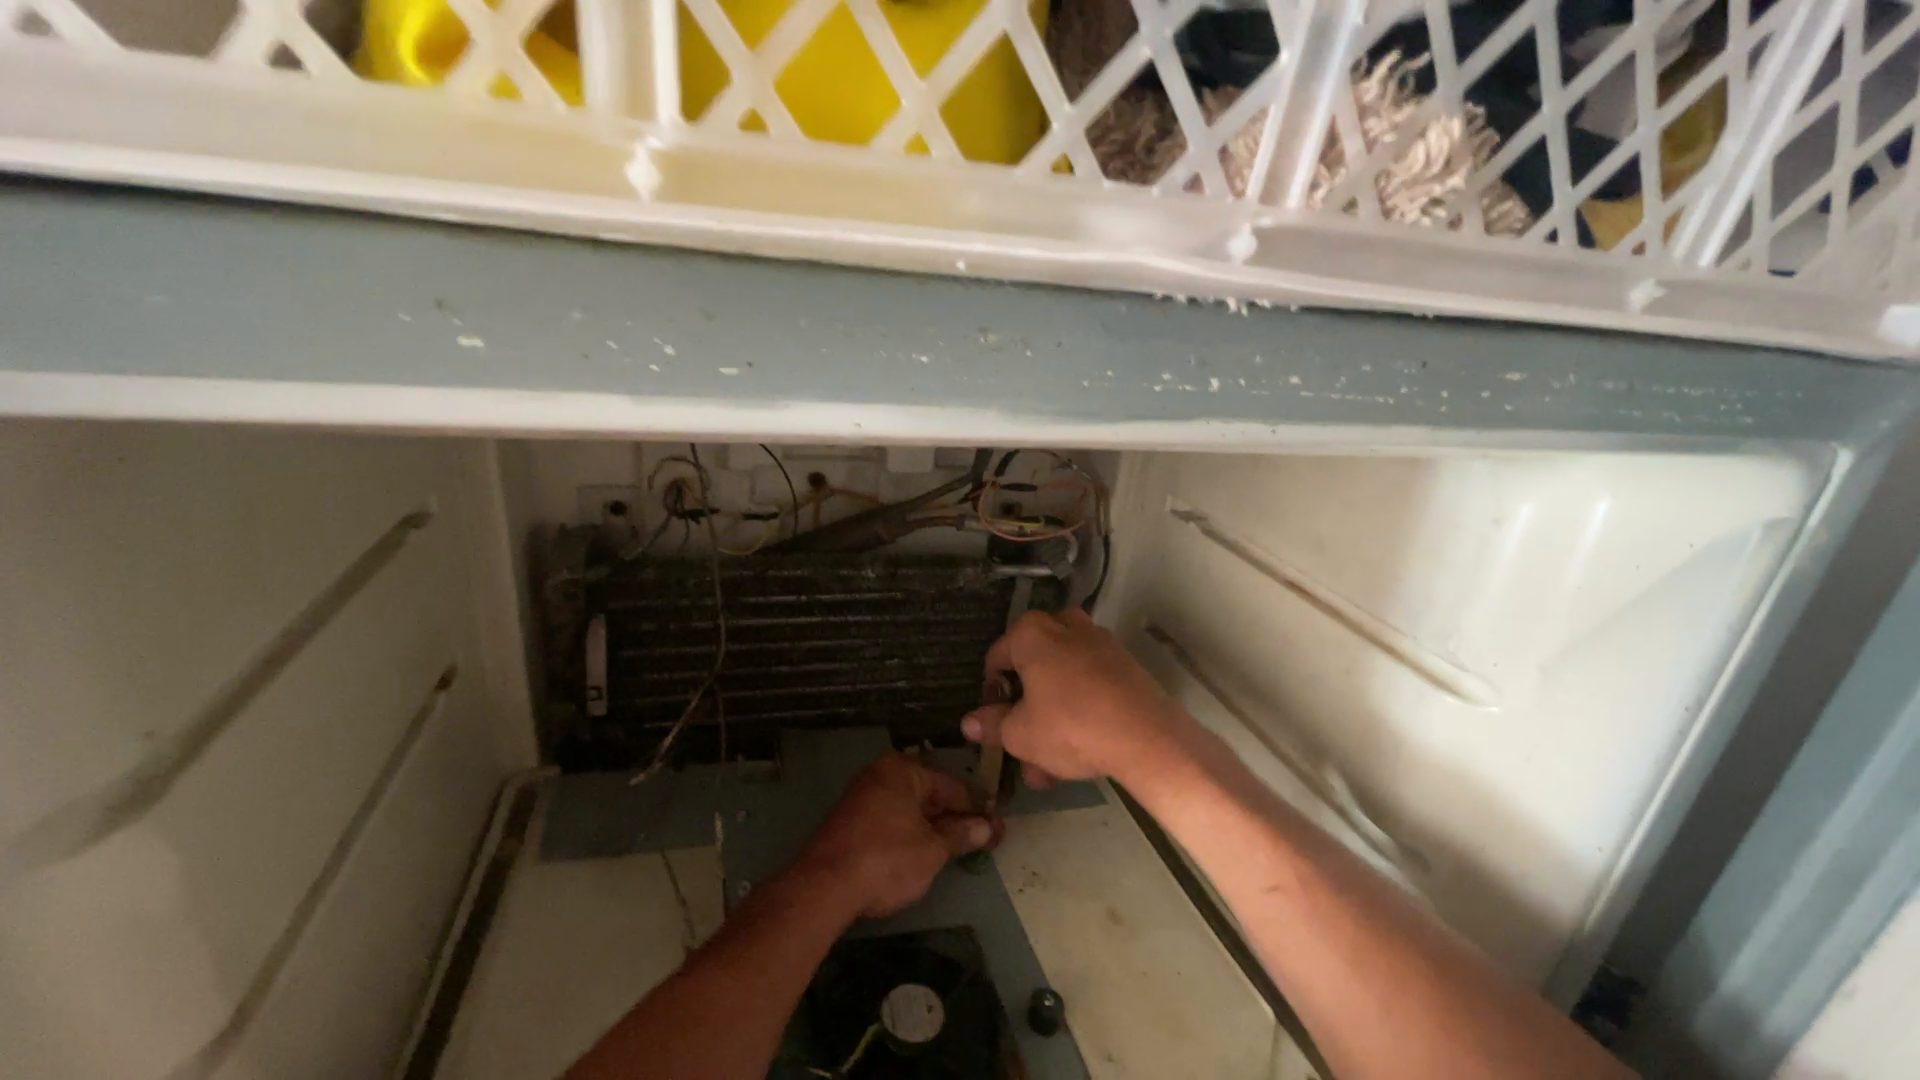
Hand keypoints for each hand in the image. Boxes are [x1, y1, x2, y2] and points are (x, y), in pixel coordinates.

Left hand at [793, 754, 998, 918]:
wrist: (824, 887)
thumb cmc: (886, 859)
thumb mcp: (932, 849)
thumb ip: (961, 835)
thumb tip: (987, 827)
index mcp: (902, 770)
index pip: (951, 784)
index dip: (976, 806)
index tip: (998, 822)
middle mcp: (881, 775)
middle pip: (929, 794)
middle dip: (956, 815)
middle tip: (984, 836)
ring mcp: (863, 798)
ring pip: (910, 809)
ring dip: (934, 826)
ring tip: (960, 846)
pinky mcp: (852, 823)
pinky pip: (892, 821)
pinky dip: (912, 833)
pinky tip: (926, 851)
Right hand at [962, 610, 1189, 788]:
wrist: (1147, 738)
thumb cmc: (1070, 727)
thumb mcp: (1020, 734)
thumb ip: (992, 726)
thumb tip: (969, 723)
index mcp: (1033, 633)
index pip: (997, 657)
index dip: (991, 692)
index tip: (995, 721)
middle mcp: (1067, 627)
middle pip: (1035, 669)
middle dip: (1026, 711)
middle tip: (1022, 748)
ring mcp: (1101, 645)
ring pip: (1064, 684)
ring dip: (1052, 721)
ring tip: (1049, 767)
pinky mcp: (1127, 667)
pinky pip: (1091, 688)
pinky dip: (1080, 715)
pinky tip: (1078, 755)